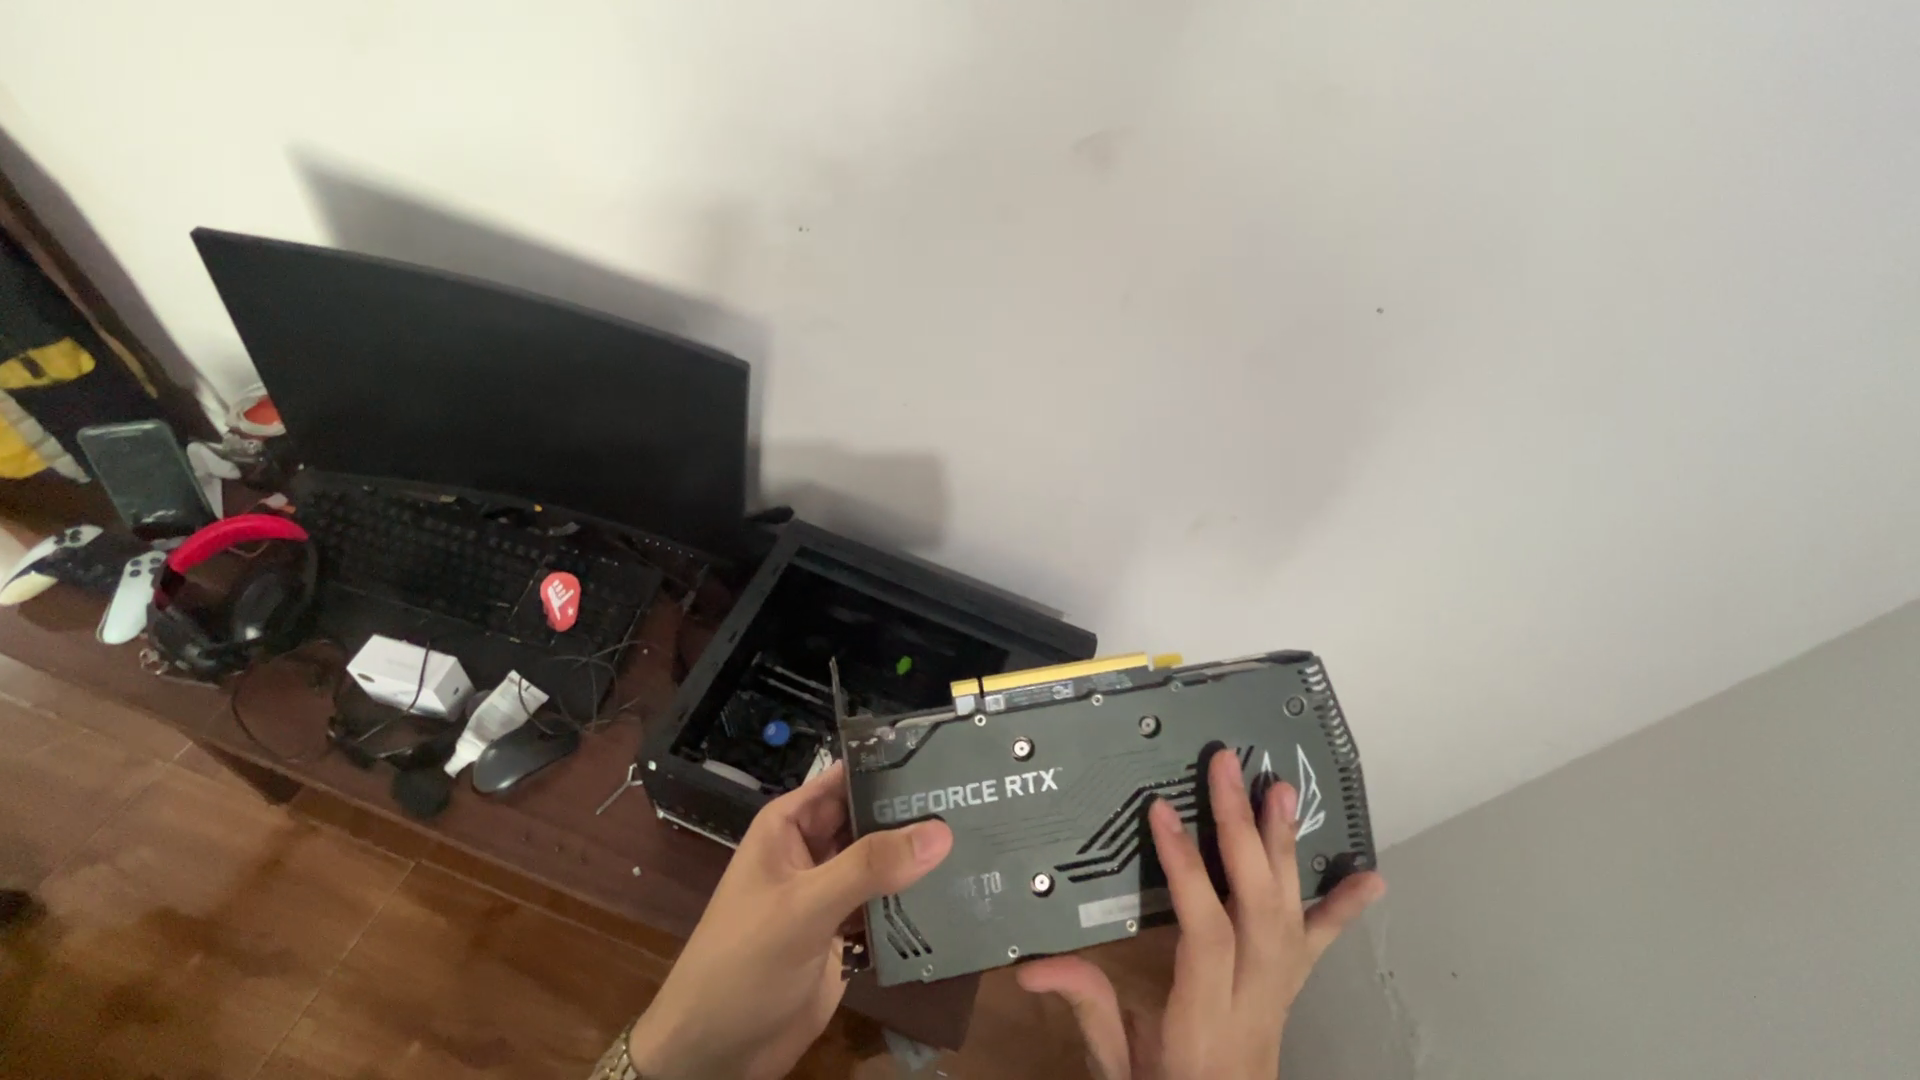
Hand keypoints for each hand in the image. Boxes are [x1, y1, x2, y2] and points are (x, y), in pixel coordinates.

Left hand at [627, 760, 953, 1079]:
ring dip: (919, 858)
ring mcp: (831, 893)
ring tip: (982, 839)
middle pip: (871, 819)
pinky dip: (916, 900)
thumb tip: (939, 831)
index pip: (846, 779)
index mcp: (790, 825)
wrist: (717, 1054)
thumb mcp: (805, 905)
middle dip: (914, 814)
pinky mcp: (847, 933)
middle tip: (977, 802)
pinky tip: (959, 890)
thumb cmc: (744, 963)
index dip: (889, 766)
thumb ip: (869, 866)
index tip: (947, 757)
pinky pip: (888, 905)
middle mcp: (813, 850)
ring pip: (883, 862)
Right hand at [1018, 749, 1385, 1079]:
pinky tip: (1371, 877)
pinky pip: (1321, 947)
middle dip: (1243, 832)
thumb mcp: (1117, 1066)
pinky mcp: (1291, 992)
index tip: (1160, 809)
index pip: (1206, 933)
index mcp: (1204, 1021)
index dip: (1187, 870)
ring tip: (1278, 789)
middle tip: (1227, 769)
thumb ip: (1086, 1008)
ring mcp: (1281, 996)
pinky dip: (1343, 907)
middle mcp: (1254, 1001)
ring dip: (1284, 847)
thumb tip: (1027, 969)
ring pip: (1289, 915)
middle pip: (1258, 910)